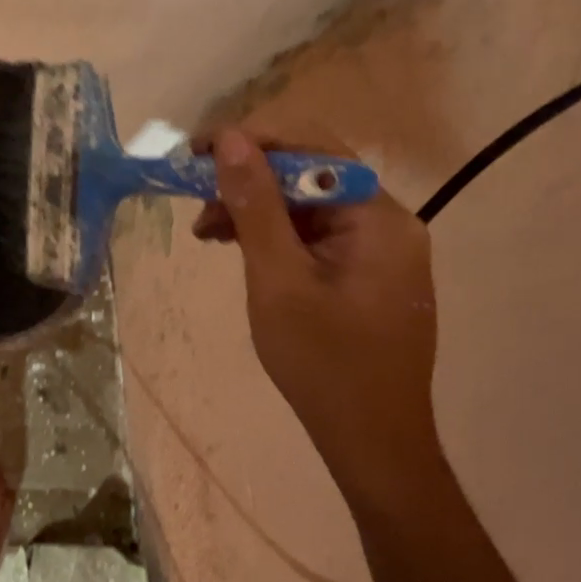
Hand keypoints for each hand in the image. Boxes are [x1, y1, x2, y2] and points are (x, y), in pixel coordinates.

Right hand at [191, 122, 437, 467]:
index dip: (251, 140)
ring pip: (305, 202)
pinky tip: (235, 246)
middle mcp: (386, 222)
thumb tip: (230, 138)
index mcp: (378, 218)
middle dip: (246, 178)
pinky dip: (272, 233)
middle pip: (308, 173)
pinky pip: (313, 232)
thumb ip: (254, 204)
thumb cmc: (323, 362)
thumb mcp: (277, 278)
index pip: (311, 148)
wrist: (371, 443)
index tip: (195, 152)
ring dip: (253, 207)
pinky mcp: (364, 271)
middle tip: (194, 199)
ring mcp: (378, 248)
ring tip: (205, 231)